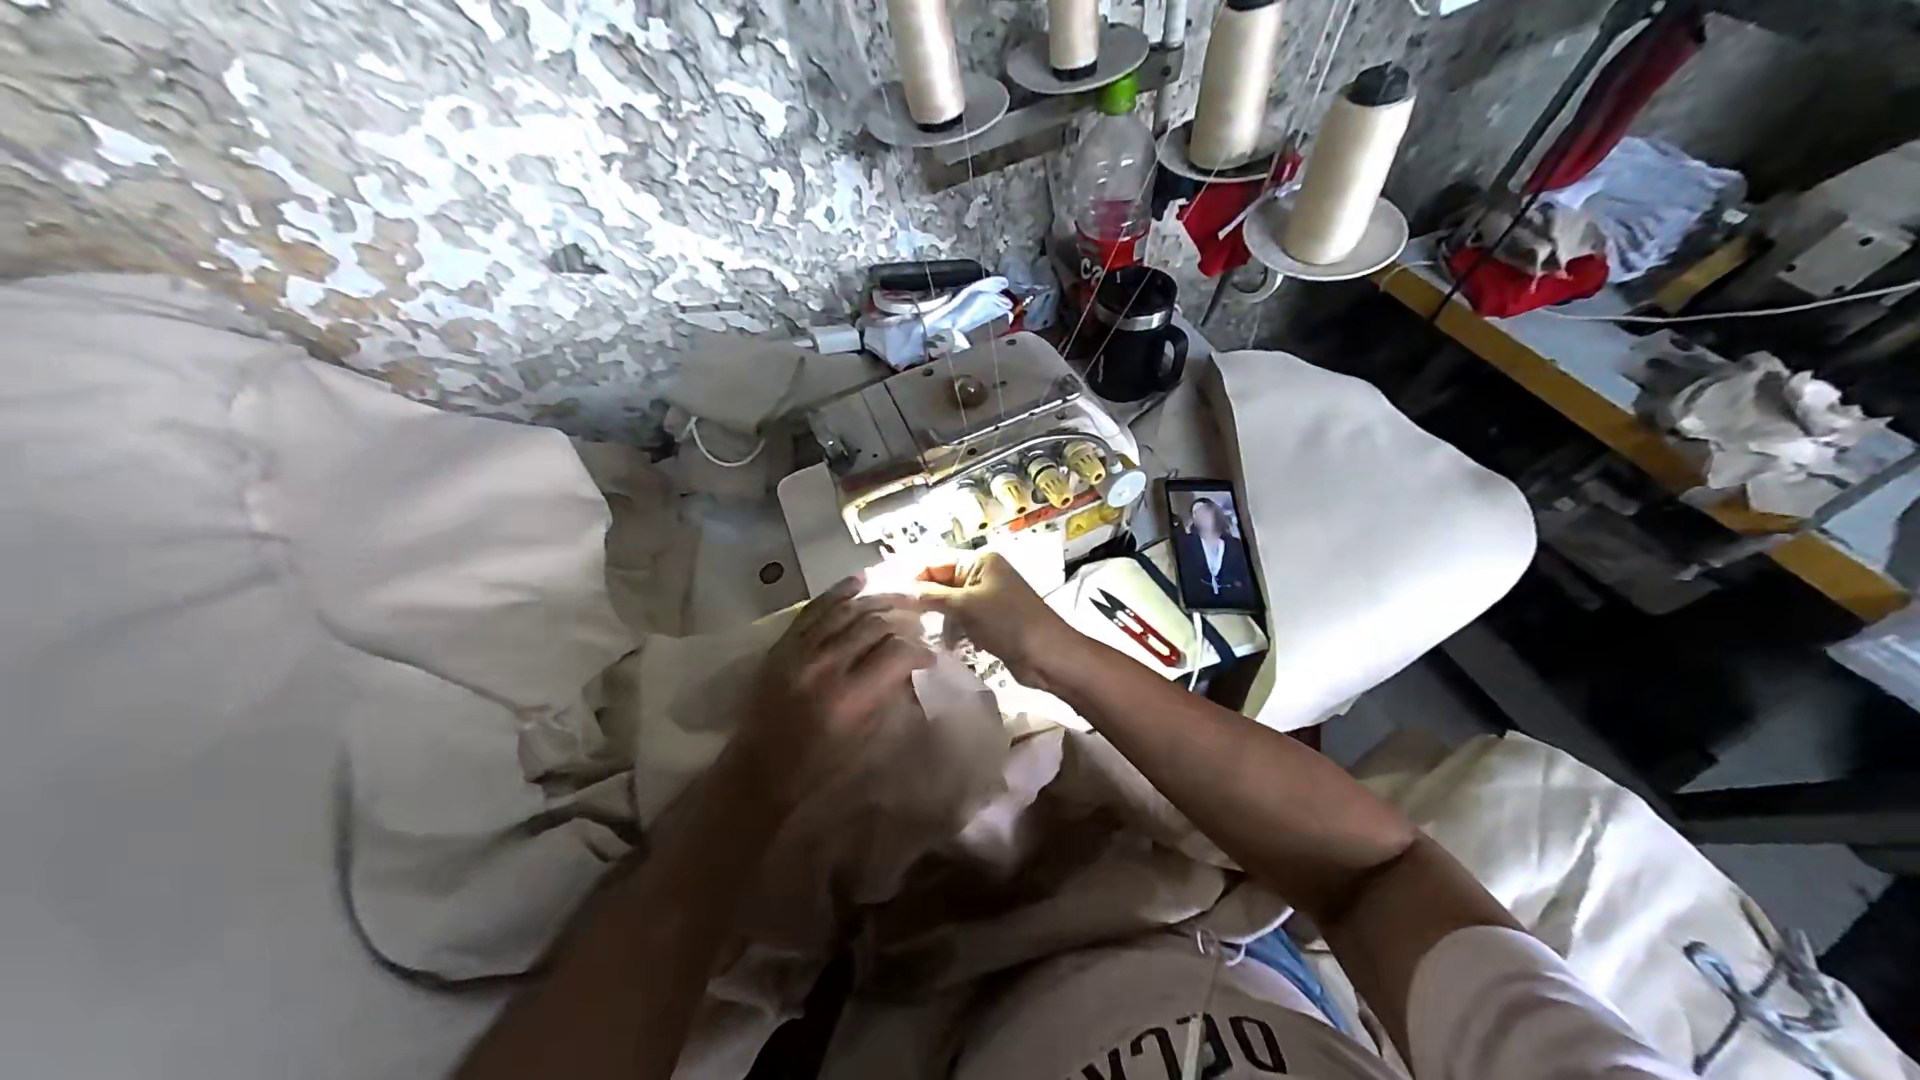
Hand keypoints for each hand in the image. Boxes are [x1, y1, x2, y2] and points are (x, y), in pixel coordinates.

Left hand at [729, 574, 934, 805]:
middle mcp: (824, 666)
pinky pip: (814, 609)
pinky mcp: (783, 645)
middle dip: (904, 621)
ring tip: (902, 598)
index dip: (920, 651)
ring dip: (878, 600)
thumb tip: (914, 673)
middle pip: (874, 625)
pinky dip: (838, 592)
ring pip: (846, 610)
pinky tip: (860, 580)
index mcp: (849, 698)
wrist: (758, 771)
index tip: (930, 657)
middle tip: (921, 625)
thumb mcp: (865, 743)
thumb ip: (892, 701)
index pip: (896, 653)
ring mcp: (800, 651)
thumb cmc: (818, 767)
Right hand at [912, 553, 1077, 690]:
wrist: (1048, 655)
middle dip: (923, 600)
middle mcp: (982, 575)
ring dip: (936, 618)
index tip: (889, 598)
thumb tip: (902, 591)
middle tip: (898, 619)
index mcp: (979, 561)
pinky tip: (943, 644)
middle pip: (941, 582)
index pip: (934, 562)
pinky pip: (961, 621)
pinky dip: (951, 630)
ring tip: (919, 634)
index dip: (912, 578)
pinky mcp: (990, 622)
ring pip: (949, 604)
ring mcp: (987, 599)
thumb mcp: (966, 605)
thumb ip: (932, 596)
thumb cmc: (1008, 622)